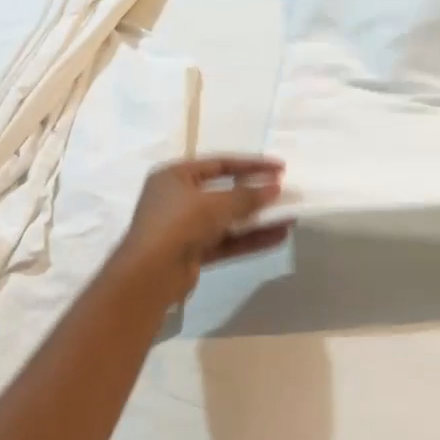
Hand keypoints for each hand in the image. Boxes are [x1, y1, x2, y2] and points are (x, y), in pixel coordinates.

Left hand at [124, 156, 290, 299]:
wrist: (149, 275)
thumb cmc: (178, 224)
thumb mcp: (217, 204)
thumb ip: (248, 195)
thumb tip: (276, 188)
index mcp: (175, 176)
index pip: (220, 164)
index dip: (251, 165)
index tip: (280, 168)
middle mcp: (178, 199)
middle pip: (224, 192)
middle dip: (256, 194)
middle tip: (284, 192)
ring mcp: (184, 227)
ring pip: (228, 219)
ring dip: (257, 218)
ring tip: (289, 216)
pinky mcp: (192, 252)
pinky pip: (226, 241)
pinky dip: (250, 239)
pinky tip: (278, 237)